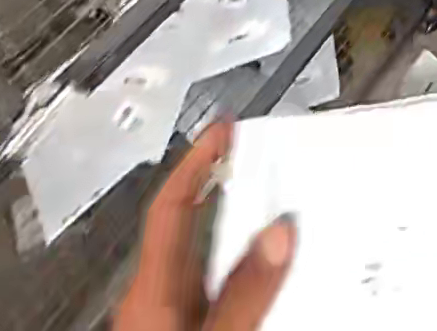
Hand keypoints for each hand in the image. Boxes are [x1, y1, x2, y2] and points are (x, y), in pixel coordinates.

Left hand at [115, 121, 296, 330]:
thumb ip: (245, 290)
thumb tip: (281, 229)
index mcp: (152, 292)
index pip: (172, 205)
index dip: (196, 160)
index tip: (223, 125)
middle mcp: (156, 301)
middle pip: (194, 226)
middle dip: (232, 187)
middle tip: (267, 156)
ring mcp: (167, 320)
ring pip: (210, 258)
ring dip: (245, 231)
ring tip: (284, 209)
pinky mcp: (185, 330)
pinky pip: (219, 286)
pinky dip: (247, 268)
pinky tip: (274, 276)